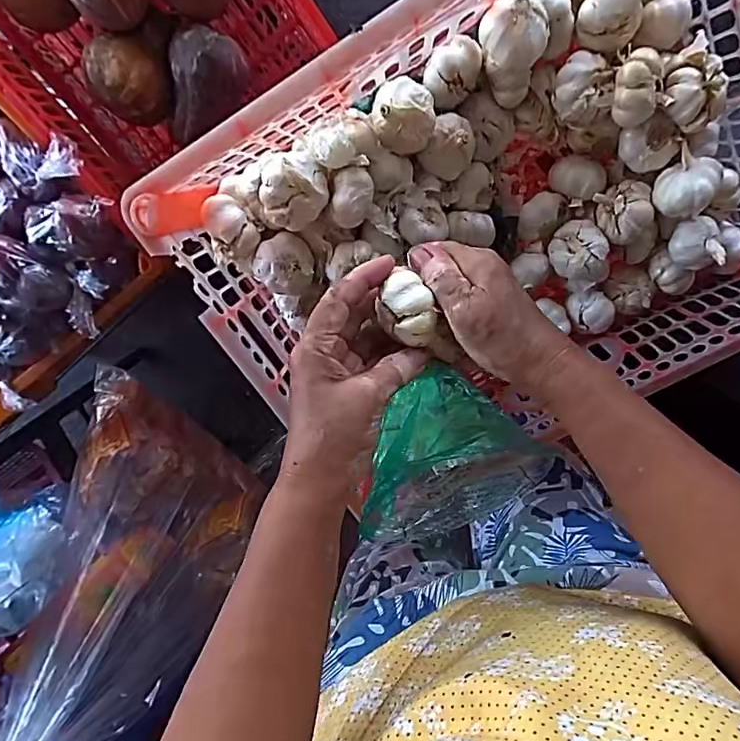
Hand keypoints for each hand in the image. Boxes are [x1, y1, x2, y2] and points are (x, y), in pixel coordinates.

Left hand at [281, 255, 426, 494]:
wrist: (320, 478)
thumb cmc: (333, 434)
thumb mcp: (366, 396)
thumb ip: (396, 369)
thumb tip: (423, 351)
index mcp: (316, 347)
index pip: (339, 301)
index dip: (363, 279)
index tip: (390, 263)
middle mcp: (324, 353)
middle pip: (353, 316)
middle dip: (381, 301)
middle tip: (413, 288)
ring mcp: (338, 371)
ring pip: (367, 339)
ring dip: (391, 329)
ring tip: (420, 313)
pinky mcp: (352, 388)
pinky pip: (375, 362)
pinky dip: (394, 355)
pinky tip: (417, 346)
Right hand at [408, 242, 574, 389]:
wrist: (541, 364)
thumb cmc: (502, 340)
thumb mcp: (465, 310)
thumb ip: (442, 280)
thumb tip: (419, 253)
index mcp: (477, 260)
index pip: (433, 250)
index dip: (415, 269)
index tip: (404, 295)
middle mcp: (485, 265)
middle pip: (443, 266)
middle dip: (426, 287)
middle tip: (414, 314)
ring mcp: (491, 283)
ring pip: (452, 284)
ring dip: (438, 302)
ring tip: (429, 324)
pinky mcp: (494, 302)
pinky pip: (464, 299)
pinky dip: (453, 312)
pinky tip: (449, 330)